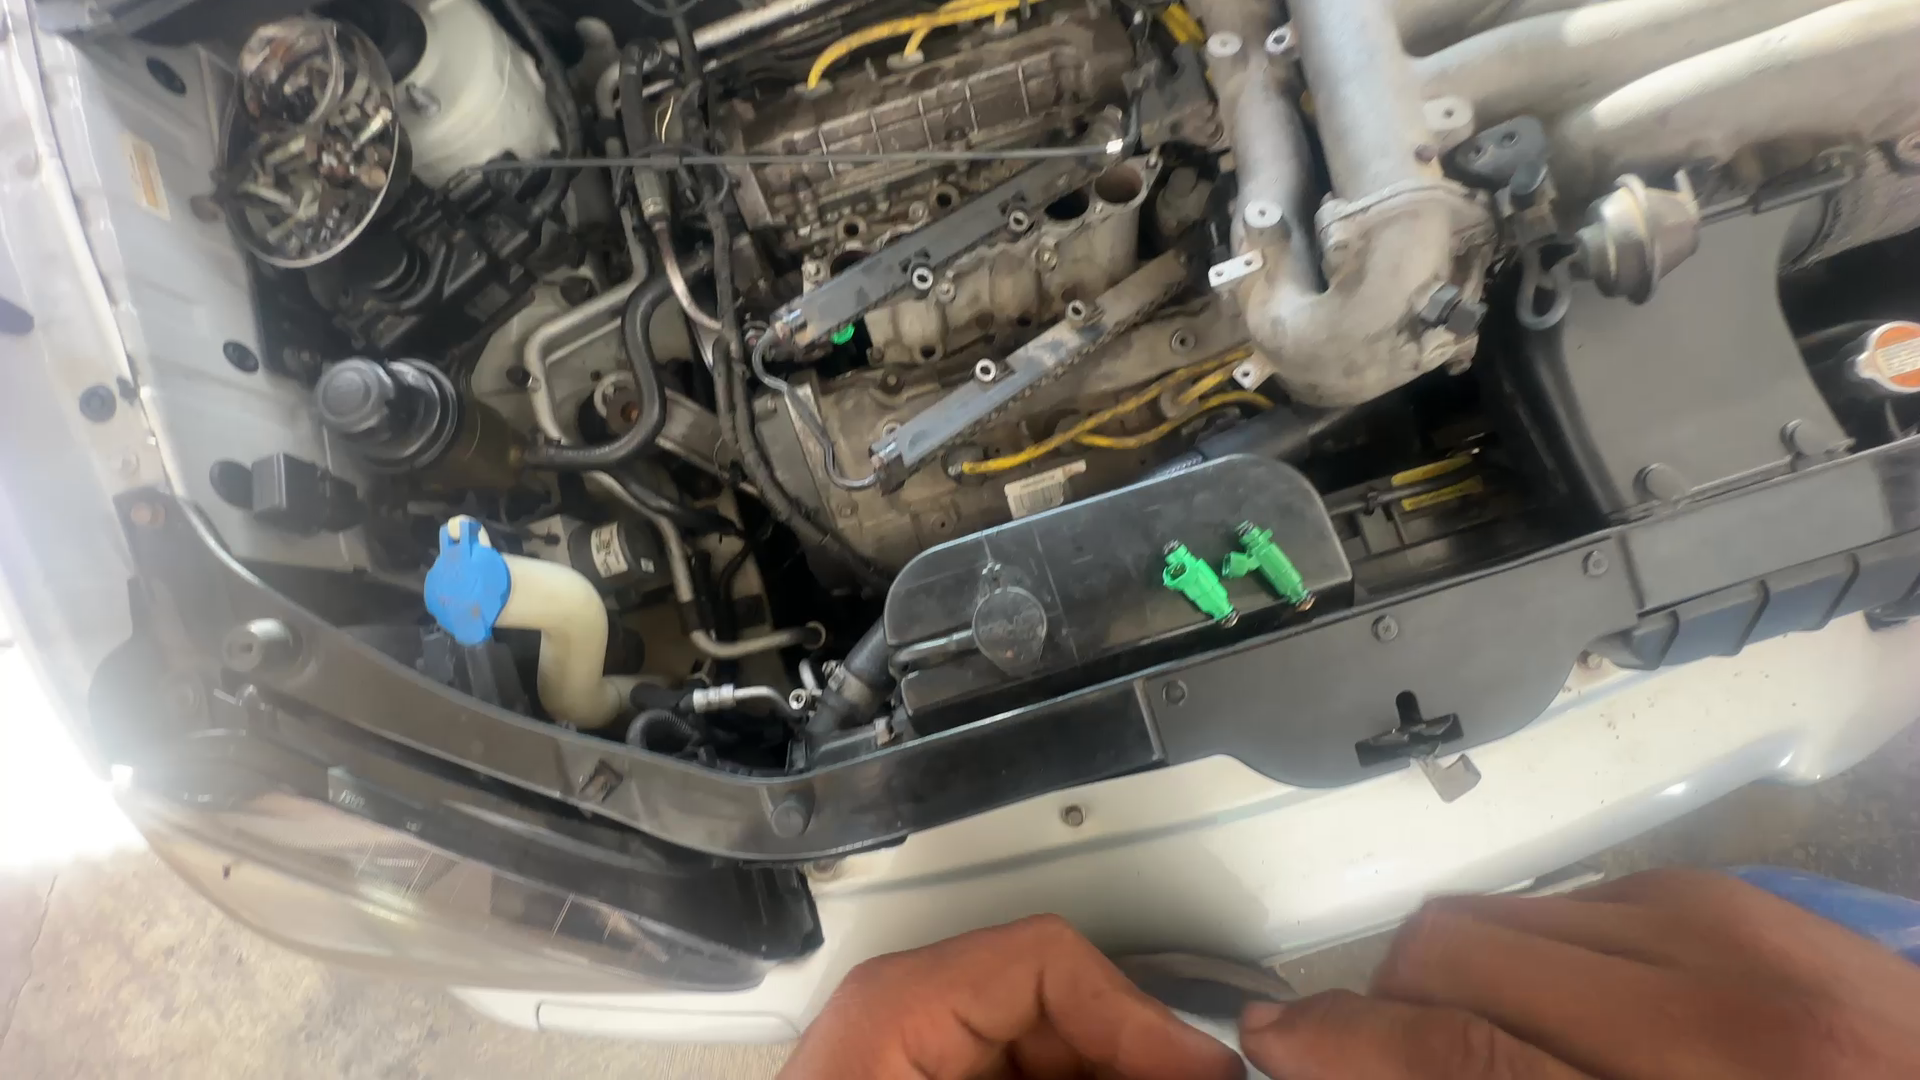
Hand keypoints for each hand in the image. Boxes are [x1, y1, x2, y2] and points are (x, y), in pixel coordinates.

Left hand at [779, 914, 1242, 1079]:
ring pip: (1055, 1046)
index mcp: (904, 1000)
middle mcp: (919, 1013)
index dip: (1135, 1012)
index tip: (1200, 1066)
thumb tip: (1173, 1066)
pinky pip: (1030, 1074)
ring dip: (1114, 1070)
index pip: (1046, 958)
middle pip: (1060, 1002)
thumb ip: (1064, 1079)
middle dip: (1136, 1050)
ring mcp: (932, 1055)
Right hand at [1239, 867, 1919, 1077]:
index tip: (1272, 1037)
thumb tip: (1360, 1058)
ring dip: (1455, 972)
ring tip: (1495, 1031)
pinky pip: (1555, 900)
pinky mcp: (1731, 897)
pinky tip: (1578, 1011)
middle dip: (1389, 997)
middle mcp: (1729, 1017)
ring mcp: (1735, 936)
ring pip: (1487, 910)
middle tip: (1397, 1052)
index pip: (1462, 1054)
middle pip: (1449, 949)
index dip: (1343, 1042)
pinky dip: (1527, 954)